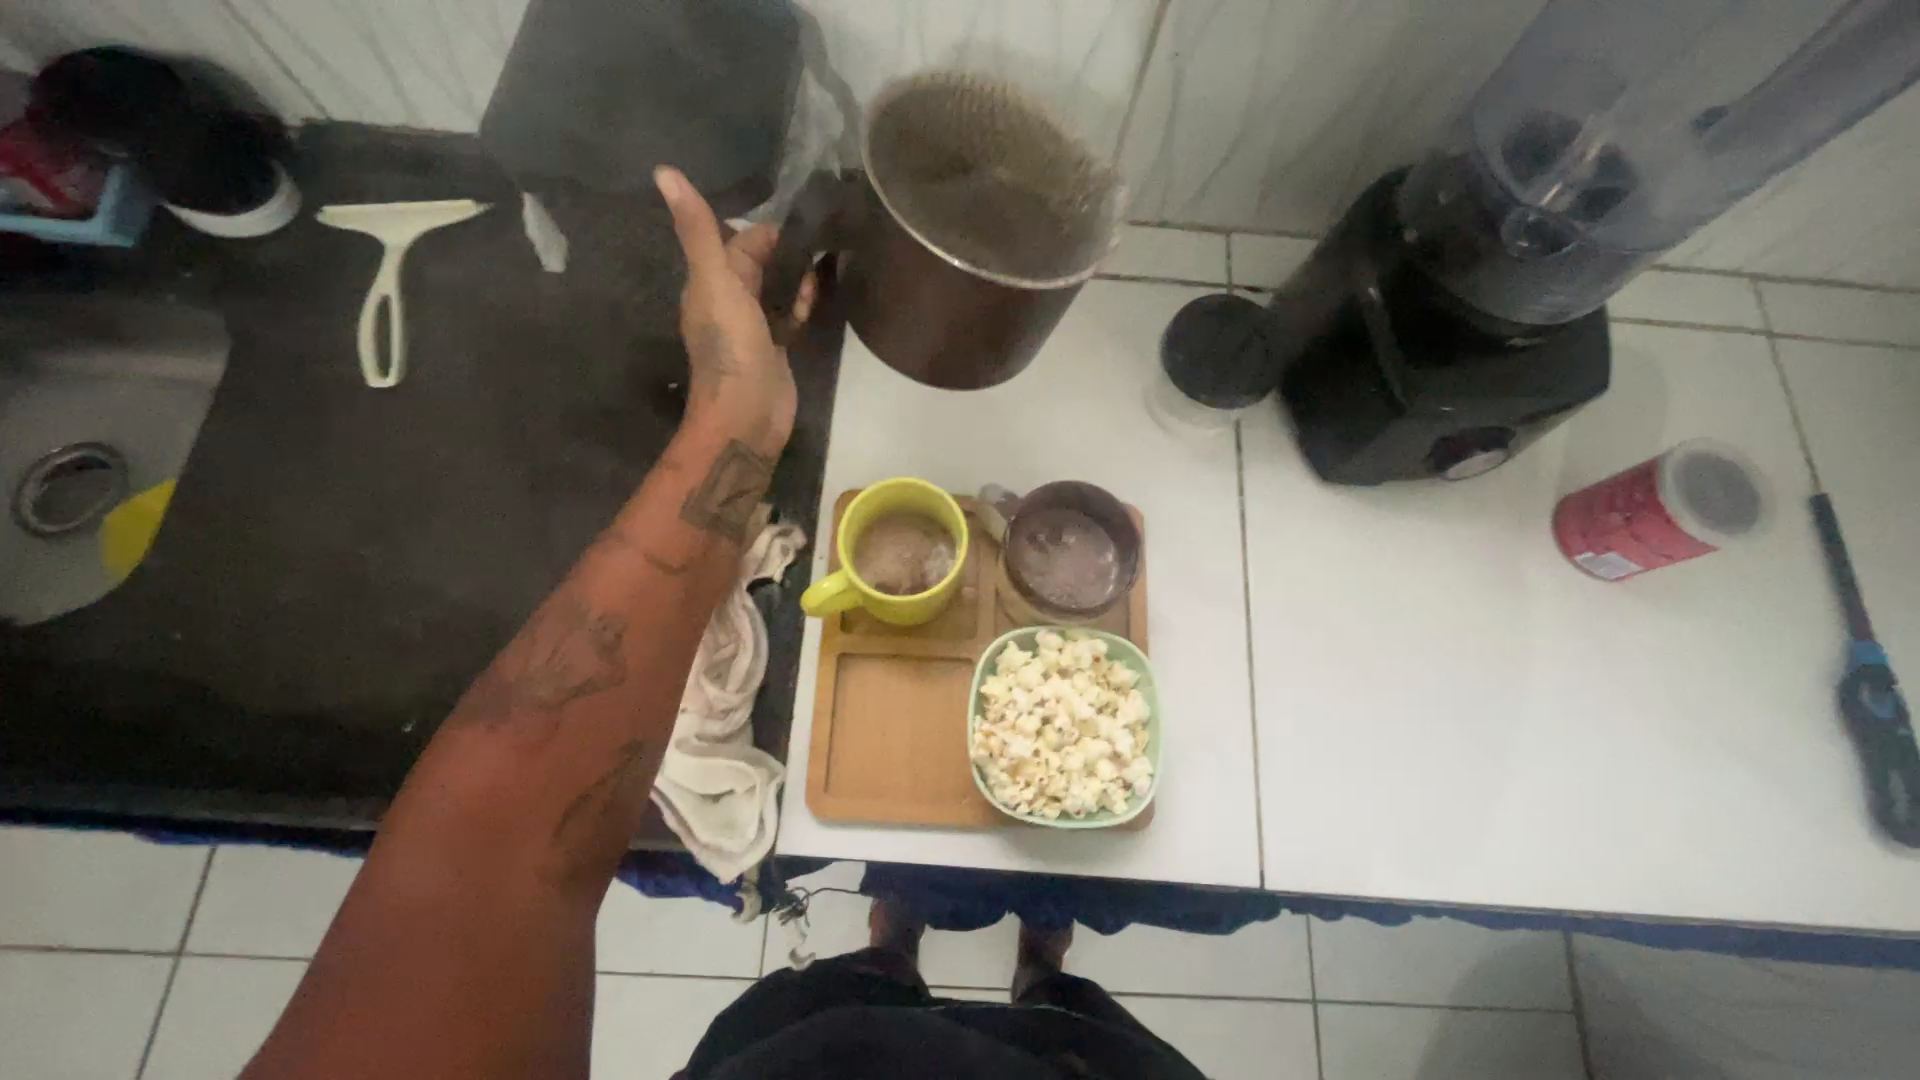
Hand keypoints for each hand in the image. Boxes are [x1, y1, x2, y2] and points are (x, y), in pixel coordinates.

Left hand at [655, 166, 815, 454]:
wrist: (747, 415)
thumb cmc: (731, 349)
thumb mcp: (715, 283)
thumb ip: (697, 231)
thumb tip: (663, 170)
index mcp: (711, 283)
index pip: (740, 243)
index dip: (768, 233)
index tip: (802, 224)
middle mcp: (730, 301)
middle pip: (762, 265)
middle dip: (787, 255)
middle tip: (819, 248)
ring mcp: (754, 328)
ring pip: (778, 290)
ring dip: (798, 280)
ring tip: (821, 274)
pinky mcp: (776, 350)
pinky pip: (790, 317)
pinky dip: (802, 306)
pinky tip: (817, 301)